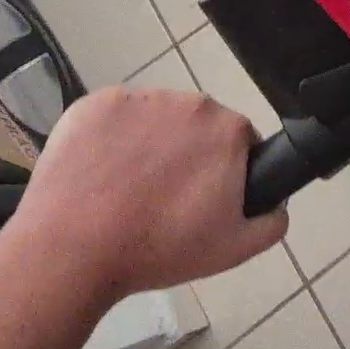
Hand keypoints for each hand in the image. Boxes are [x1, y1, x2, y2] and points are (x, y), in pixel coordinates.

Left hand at [1, 87, 288, 304]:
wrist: (71, 251)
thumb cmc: (157, 249)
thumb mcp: (233, 250)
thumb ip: (272, 223)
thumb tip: (279, 203)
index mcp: (229, 129)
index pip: (238, 142)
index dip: (223, 170)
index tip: (202, 198)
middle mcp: (192, 102)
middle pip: (198, 125)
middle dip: (187, 153)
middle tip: (162, 198)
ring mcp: (142, 97)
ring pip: (156, 118)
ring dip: (149, 143)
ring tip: (124, 188)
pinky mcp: (97, 101)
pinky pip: (114, 116)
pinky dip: (110, 137)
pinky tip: (97, 171)